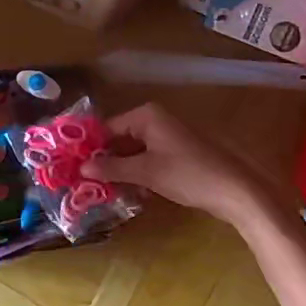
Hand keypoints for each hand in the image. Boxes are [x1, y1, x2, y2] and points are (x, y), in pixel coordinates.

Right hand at [81, 104, 273, 225]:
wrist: (234, 190)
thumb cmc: (188, 174)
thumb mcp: (145, 172)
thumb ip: (111, 168)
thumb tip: (81, 168)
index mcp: (147, 115)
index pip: (107, 127)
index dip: (89, 147)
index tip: (71, 167)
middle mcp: (156, 120)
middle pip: (119, 138)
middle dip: (103, 159)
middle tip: (81, 181)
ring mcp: (168, 136)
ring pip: (132, 151)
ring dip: (118, 169)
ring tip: (98, 189)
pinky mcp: (176, 154)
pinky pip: (146, 159)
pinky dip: (135, 172)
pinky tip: (125, 190)